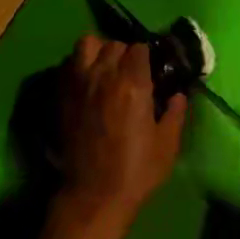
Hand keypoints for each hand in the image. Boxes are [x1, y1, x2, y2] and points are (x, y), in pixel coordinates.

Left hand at [60, 36, 186, 220]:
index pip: (139, 49)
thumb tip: (178, 94)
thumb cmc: (137, 171)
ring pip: (86, 45)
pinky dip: (81, 65)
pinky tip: (90, 83)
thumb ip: (175, 113)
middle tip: (133, 72)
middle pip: (113, 44)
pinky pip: (69, 65)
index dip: (149, 56)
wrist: (94, 194)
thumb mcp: (168, 144)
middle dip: (126, 53)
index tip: (154, 70)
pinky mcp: (61, 96)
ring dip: (99, 51)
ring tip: (107, 69)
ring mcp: (78, 84)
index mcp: (133, 85)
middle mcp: (103, 76)